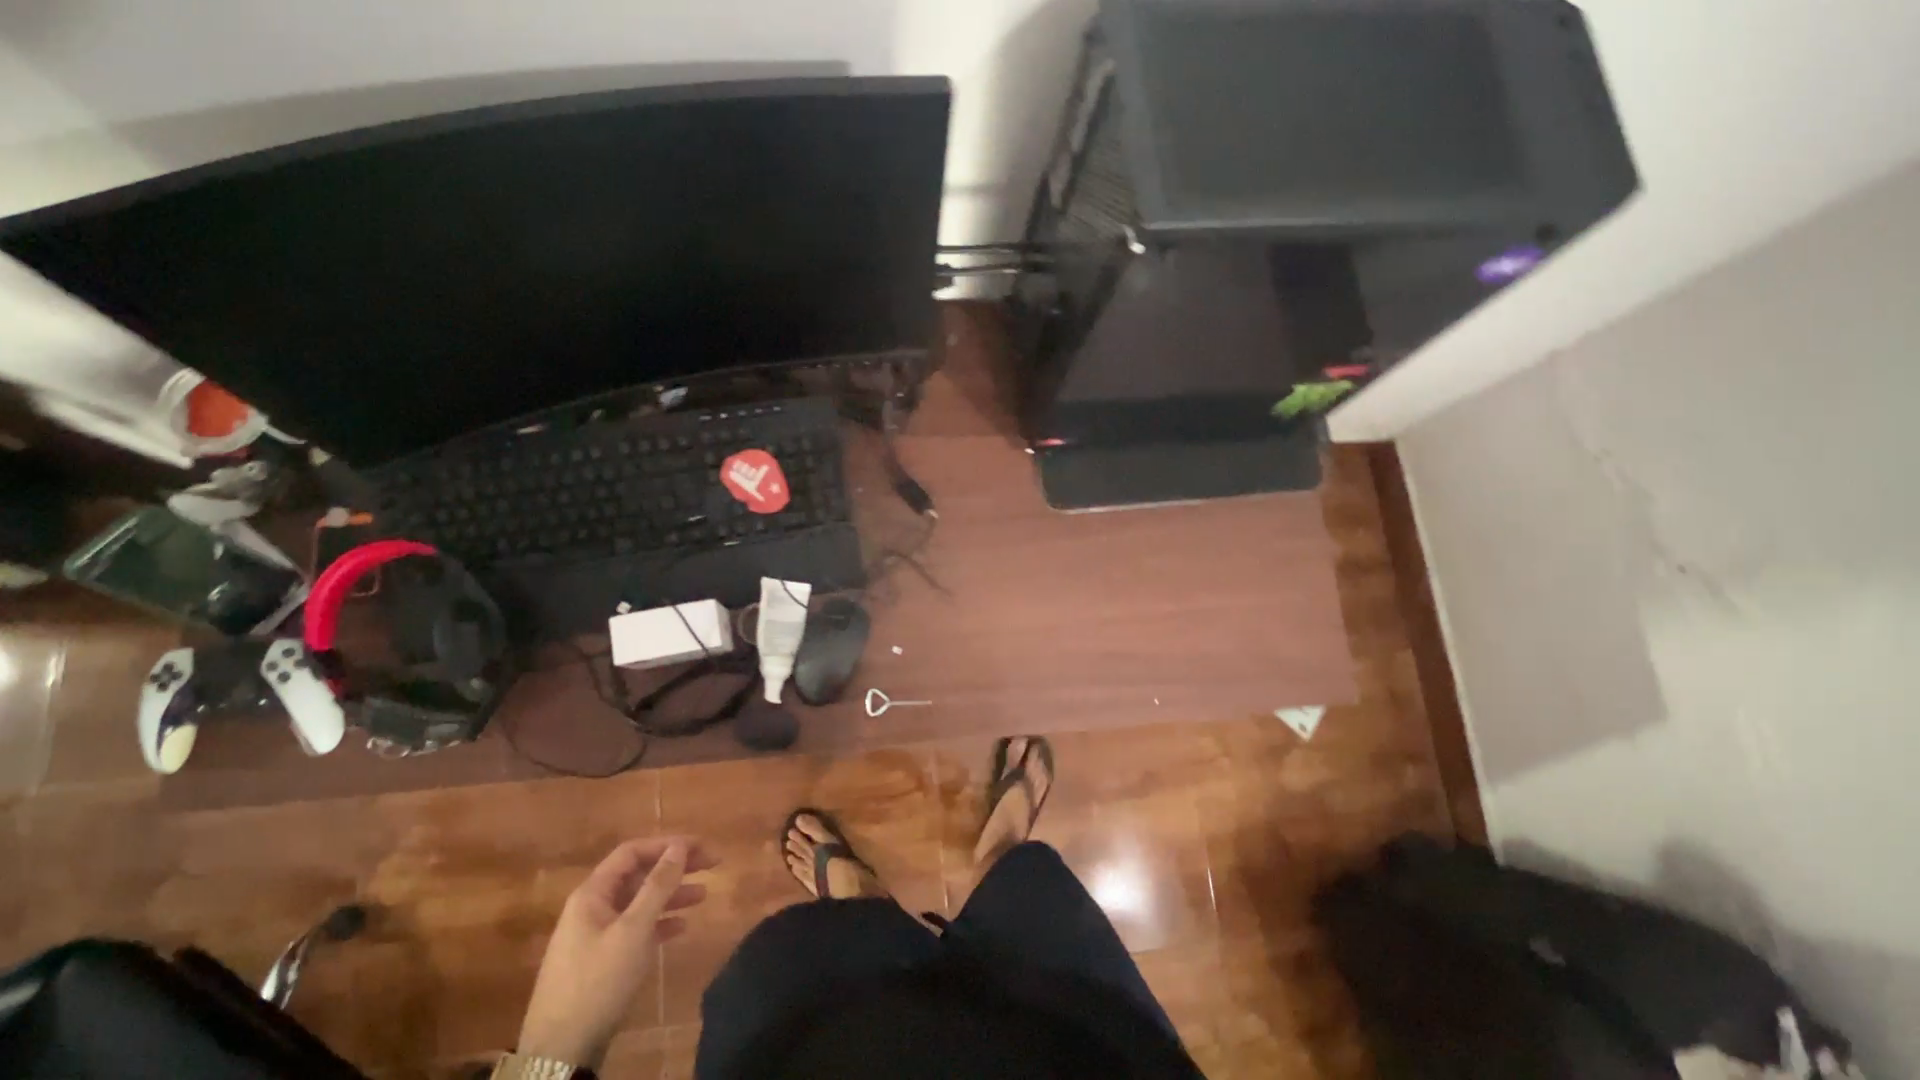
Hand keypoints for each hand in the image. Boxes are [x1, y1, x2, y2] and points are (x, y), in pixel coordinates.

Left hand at [517, 837, 716, 1068]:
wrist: (562, 1047)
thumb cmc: (598, 980)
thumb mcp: (633, 930)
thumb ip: (657, 886)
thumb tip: (679, 845)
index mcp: (592, 893)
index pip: (632, 852)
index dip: (667, 845)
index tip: (701, 847)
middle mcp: (592, 907)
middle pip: (637, 875)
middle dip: (673, 867)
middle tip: (712, 865)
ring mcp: (596, 934)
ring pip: (639, 902)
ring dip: (670, 895)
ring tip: (704, 894)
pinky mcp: (603, 959)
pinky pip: (636, 929)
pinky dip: (659, 923)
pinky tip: (681, 927)